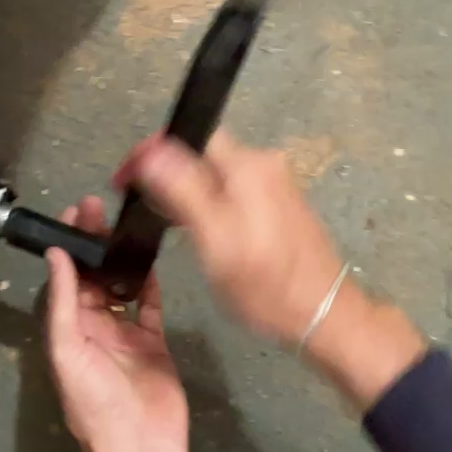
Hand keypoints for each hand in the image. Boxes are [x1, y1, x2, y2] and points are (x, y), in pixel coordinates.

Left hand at [43, 196, 189, 451]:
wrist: (143, 449)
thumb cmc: (97, 401)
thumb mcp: (69, 350)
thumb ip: (63, 302)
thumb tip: (54, 255)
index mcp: (68, 329)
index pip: (65, 278)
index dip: (67, 246)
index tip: (72, 212)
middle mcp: (94, 327)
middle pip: (91, 276)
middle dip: (93, 243)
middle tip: (98, 207)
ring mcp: (125, 334)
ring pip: (119, 286)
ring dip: (119, 258)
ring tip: (122, 225)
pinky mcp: (154, 342)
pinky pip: (150, 307)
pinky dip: (150, 285)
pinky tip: (151, 260)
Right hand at [118, 131, 427, 410]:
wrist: (327, 316)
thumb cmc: (266, 285)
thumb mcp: (216, 241)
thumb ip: (183, 190)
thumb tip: (150, 150)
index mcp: (247, 165)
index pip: (189, 134)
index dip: (152, 150)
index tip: (125, 178)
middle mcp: (264, 162)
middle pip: (202, 151)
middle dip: (167, 169)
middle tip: (138, 200)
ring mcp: (275, 182)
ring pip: (216, 171)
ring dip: (187, 186)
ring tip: (162, 217)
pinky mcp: (279, 202)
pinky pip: (233, 187)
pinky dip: (209, 199)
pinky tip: (198, 226)